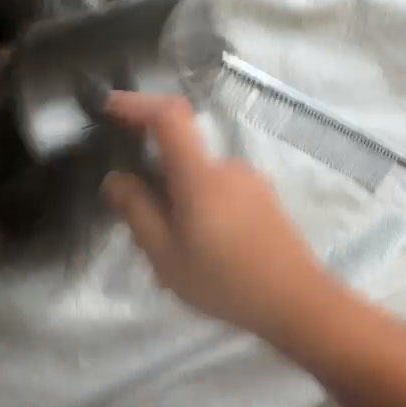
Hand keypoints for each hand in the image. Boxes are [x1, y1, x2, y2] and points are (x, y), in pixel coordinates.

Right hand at [101, 93, 335, 336]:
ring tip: (172, 250)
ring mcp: (249, 181)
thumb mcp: (166, 255)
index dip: (137, 104)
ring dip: (176, 201)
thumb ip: (137, 211)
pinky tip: (201, 252)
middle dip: (152, 177)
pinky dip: (198, 210)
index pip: (169, 117)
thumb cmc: (224, 282)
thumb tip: (115, 180)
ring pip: (197, 178)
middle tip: (138, 223)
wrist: (296, 302)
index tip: (109, 107)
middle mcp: (226, 167)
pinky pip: (217, 192)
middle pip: (179, 153)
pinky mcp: (261, 198)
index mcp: (200, 176)